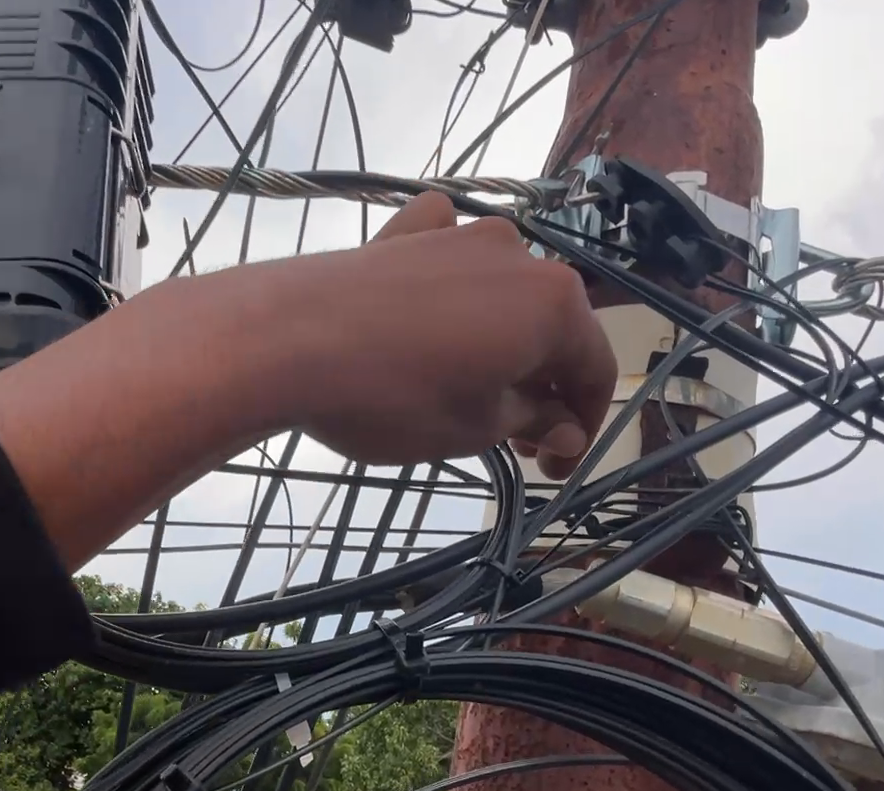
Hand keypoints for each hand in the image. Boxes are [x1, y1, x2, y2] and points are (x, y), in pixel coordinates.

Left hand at [208, 192, 617, 477]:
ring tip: (468, 387)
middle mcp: (518, 255)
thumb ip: (531, 421)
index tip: (553, 463)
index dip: (582, 424)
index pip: (595, 370)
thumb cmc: (393, 398)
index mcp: (554, 304)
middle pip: (549, 330)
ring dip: (498, 342)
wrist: (287, 342)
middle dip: (540, 387)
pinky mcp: (403, 233)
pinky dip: (449, 284)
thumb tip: (564, 425)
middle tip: (513, 439)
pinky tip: (432, 305)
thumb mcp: (472, 428)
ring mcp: (458, 234)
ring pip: (500, 294)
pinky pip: (444, 254)